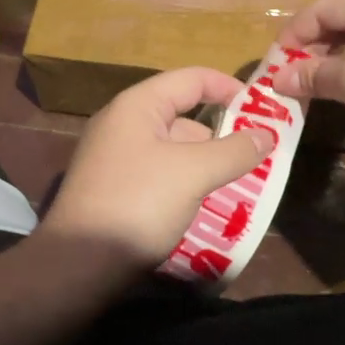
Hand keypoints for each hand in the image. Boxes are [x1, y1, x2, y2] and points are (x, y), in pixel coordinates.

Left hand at [41, 67, 275, 272]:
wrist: (78, 265)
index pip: (190, 79)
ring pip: (174, 152)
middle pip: (183, 118)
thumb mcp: (193, 173)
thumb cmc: (137, 203)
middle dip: (221, 137)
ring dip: (206, 167)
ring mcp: (115, 160)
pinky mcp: (114, 192)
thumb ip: (234, 151)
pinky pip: (160, 178)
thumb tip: (267, 134)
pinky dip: (186, 187)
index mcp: (137, 106)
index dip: (228, 87)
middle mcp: (123, 126)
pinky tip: (207, 209)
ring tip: (241, 187)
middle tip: (258, 158)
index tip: (263, 107)